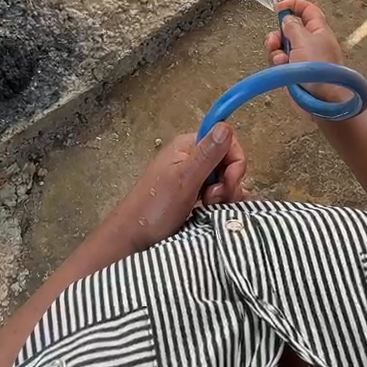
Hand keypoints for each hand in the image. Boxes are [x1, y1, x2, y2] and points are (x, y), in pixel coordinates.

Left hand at [102, 126, 247, 251]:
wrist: (133, 240)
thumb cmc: (154, 208)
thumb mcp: (183, 179)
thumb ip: (207, 154)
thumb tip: (225, 125)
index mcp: (188, 145)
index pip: (225, 139)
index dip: (233, 159)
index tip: (228, 181)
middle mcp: (192, 157)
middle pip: (228, 161)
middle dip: (228, 182)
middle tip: (212, 199)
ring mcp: (193, 178)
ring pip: (225, 180)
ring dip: (224, 195)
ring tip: (208, 208)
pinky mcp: (194, 197)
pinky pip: (218, 194)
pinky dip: (220, 203)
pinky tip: (214, 214)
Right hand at [265, 0, 357, 110]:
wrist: (320, 99)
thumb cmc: (317, 66)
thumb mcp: (304, 40)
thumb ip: (292, 26)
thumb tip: (287, 19)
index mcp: (319, 31)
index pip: (308, 11)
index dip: (294, 5)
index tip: (278, 8)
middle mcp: (310, 42)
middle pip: (289, 29)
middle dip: (278, 33)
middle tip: (275, 40)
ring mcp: (301, 58)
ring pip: (281, 46)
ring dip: (276, 49)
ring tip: (280, 58)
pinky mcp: (292, 71)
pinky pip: (279, 61)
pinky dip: (278, 62)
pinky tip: (281, 67)